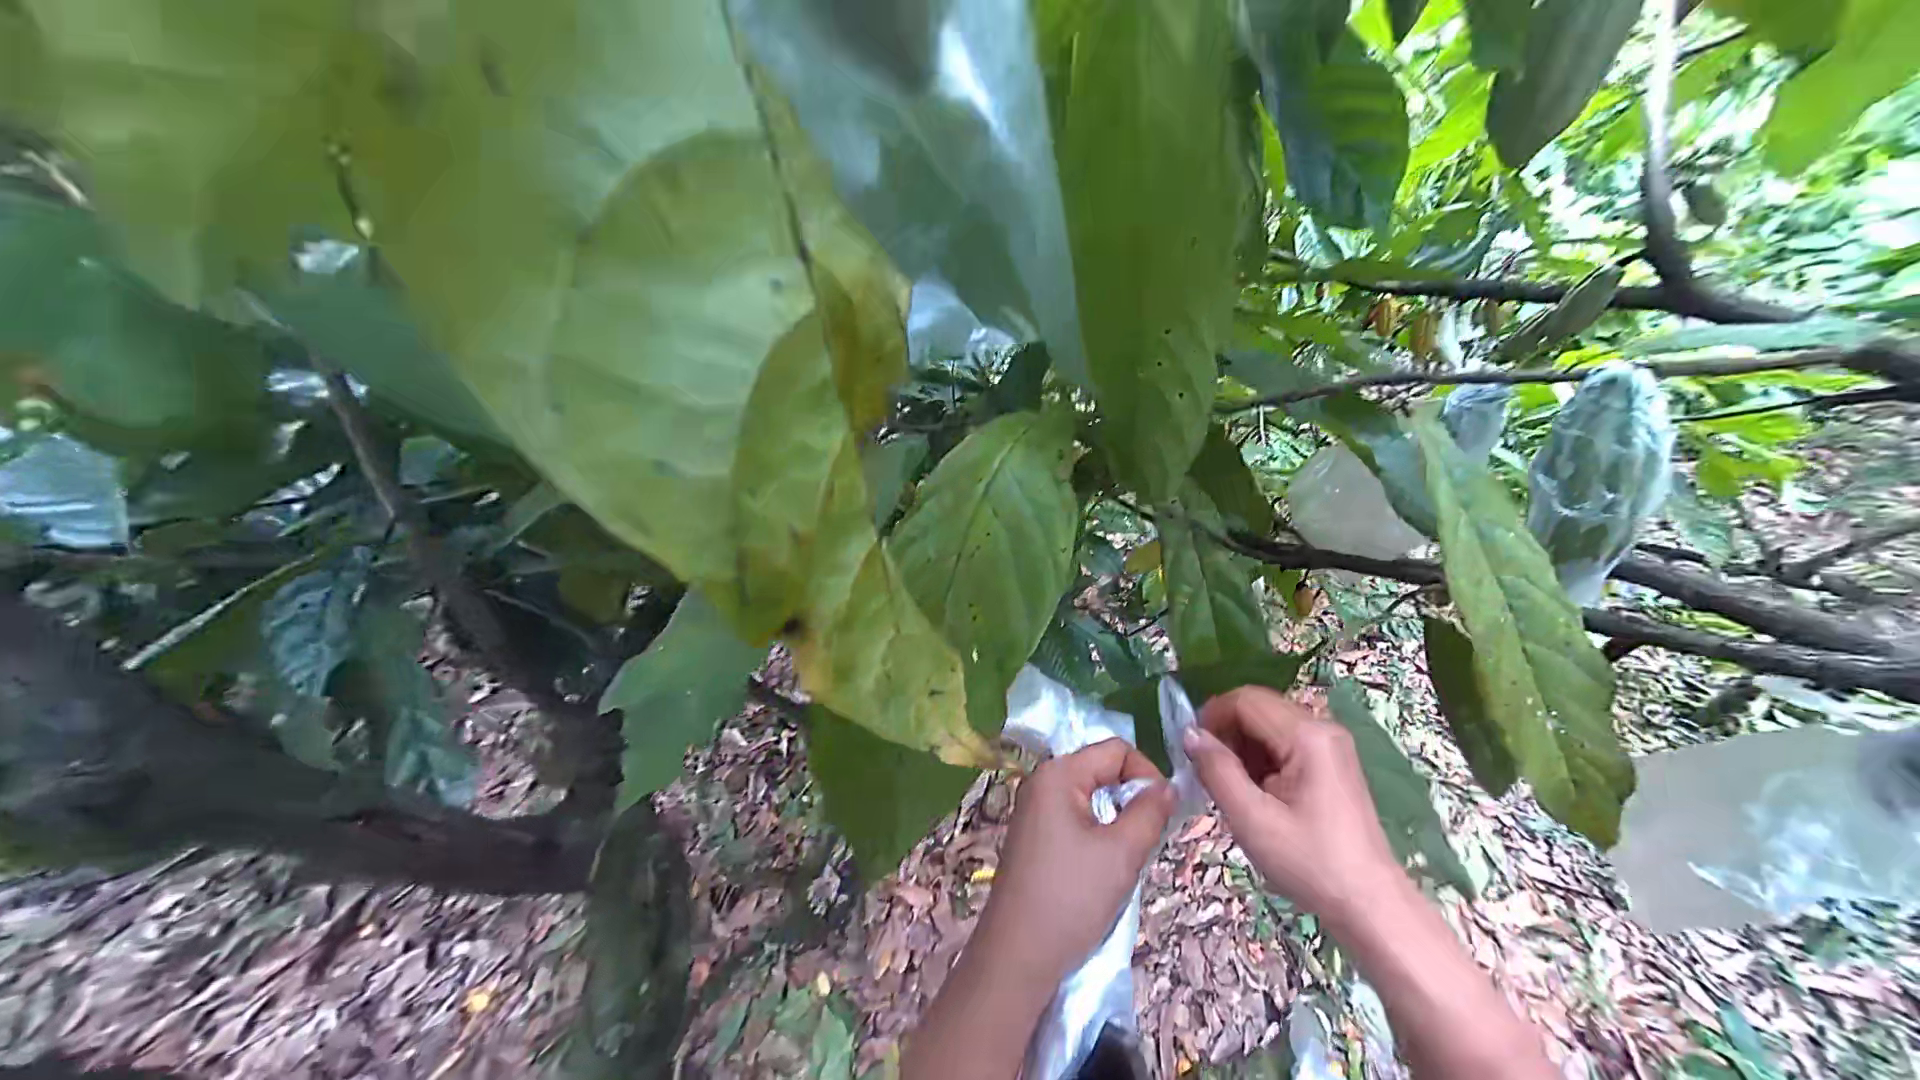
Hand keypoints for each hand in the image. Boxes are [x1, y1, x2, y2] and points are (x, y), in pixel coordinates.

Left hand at [978, 739, 1174, 979]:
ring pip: (1091, 795)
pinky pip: (1075, 816)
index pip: (1115, 750)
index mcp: (1059, 774)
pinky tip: (1104, 866)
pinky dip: (1098, 832)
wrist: (1018, 954)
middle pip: (1101, 769)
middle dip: (1131, 797)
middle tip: (1149, 837)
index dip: (1147, 773)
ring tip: (1128, 855)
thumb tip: (1167, 786)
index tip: (1165, 811)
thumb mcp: (1122, 853)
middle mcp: (1042, 781)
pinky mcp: (1033, 834)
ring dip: (1117, 818)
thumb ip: (1150, 811)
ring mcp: (1034, 808)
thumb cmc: (1071, 897)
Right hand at [1182, 687, 1406, 927]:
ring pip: (1267, 724)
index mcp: (1307, 736)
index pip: (1244, 700)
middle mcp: (1322, 727)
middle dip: (1226, 734)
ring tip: (1234, 788)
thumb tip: (1189, 734)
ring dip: (1241, 747)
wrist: (1371, 906)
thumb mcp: (1251, 819)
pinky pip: (1283, 741)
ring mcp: (1330, 744)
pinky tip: (1257, 792)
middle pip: (1256, 708)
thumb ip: (1216, 769)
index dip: (1210, 717)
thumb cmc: (1310, 863)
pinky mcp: (1331, 761)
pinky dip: (1260, 758)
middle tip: (1210, 773)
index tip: (1192, 752)